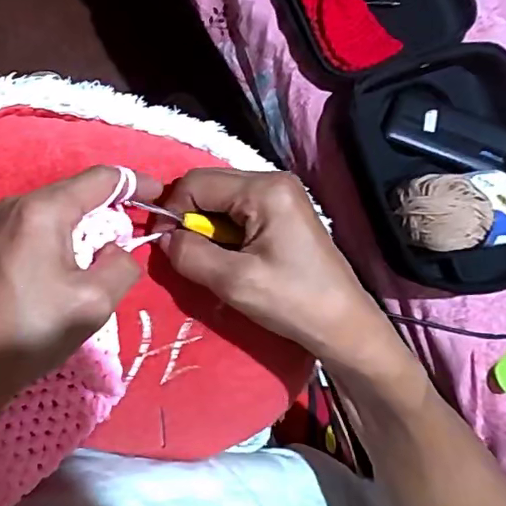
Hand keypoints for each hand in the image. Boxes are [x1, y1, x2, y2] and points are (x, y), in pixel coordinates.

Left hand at [0, 165, 156, 395]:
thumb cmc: (32, 330)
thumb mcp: (95, 301)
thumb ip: (121, 265)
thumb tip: (115, 250)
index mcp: (44, 210)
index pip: (102, 179)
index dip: (137, 184)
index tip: (162, 199)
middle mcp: (17, 204)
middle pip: (77, 191)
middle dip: (112, 205)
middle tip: (140, 228)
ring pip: (57, 208)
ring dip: (87, 222)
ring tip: (109, 247)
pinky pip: (37, 225)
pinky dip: (63, 233)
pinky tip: (73, 259)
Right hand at [157, 169, 391, 363]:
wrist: (343, 325)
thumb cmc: (293, 302)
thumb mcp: (233, 281)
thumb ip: (190, 254)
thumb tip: (162, 239)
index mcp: (264, 189)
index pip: (195, 182)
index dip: (173, 211)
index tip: (167, 246)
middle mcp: (272, 180)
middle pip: (208, 186)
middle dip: (189, 219)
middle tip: (188, 256)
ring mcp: (280, 194)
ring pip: (219, 200)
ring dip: (206, 228)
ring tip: (213, 261)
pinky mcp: (282, 212)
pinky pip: (236, 211)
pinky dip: (223, 232)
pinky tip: (231, 258)